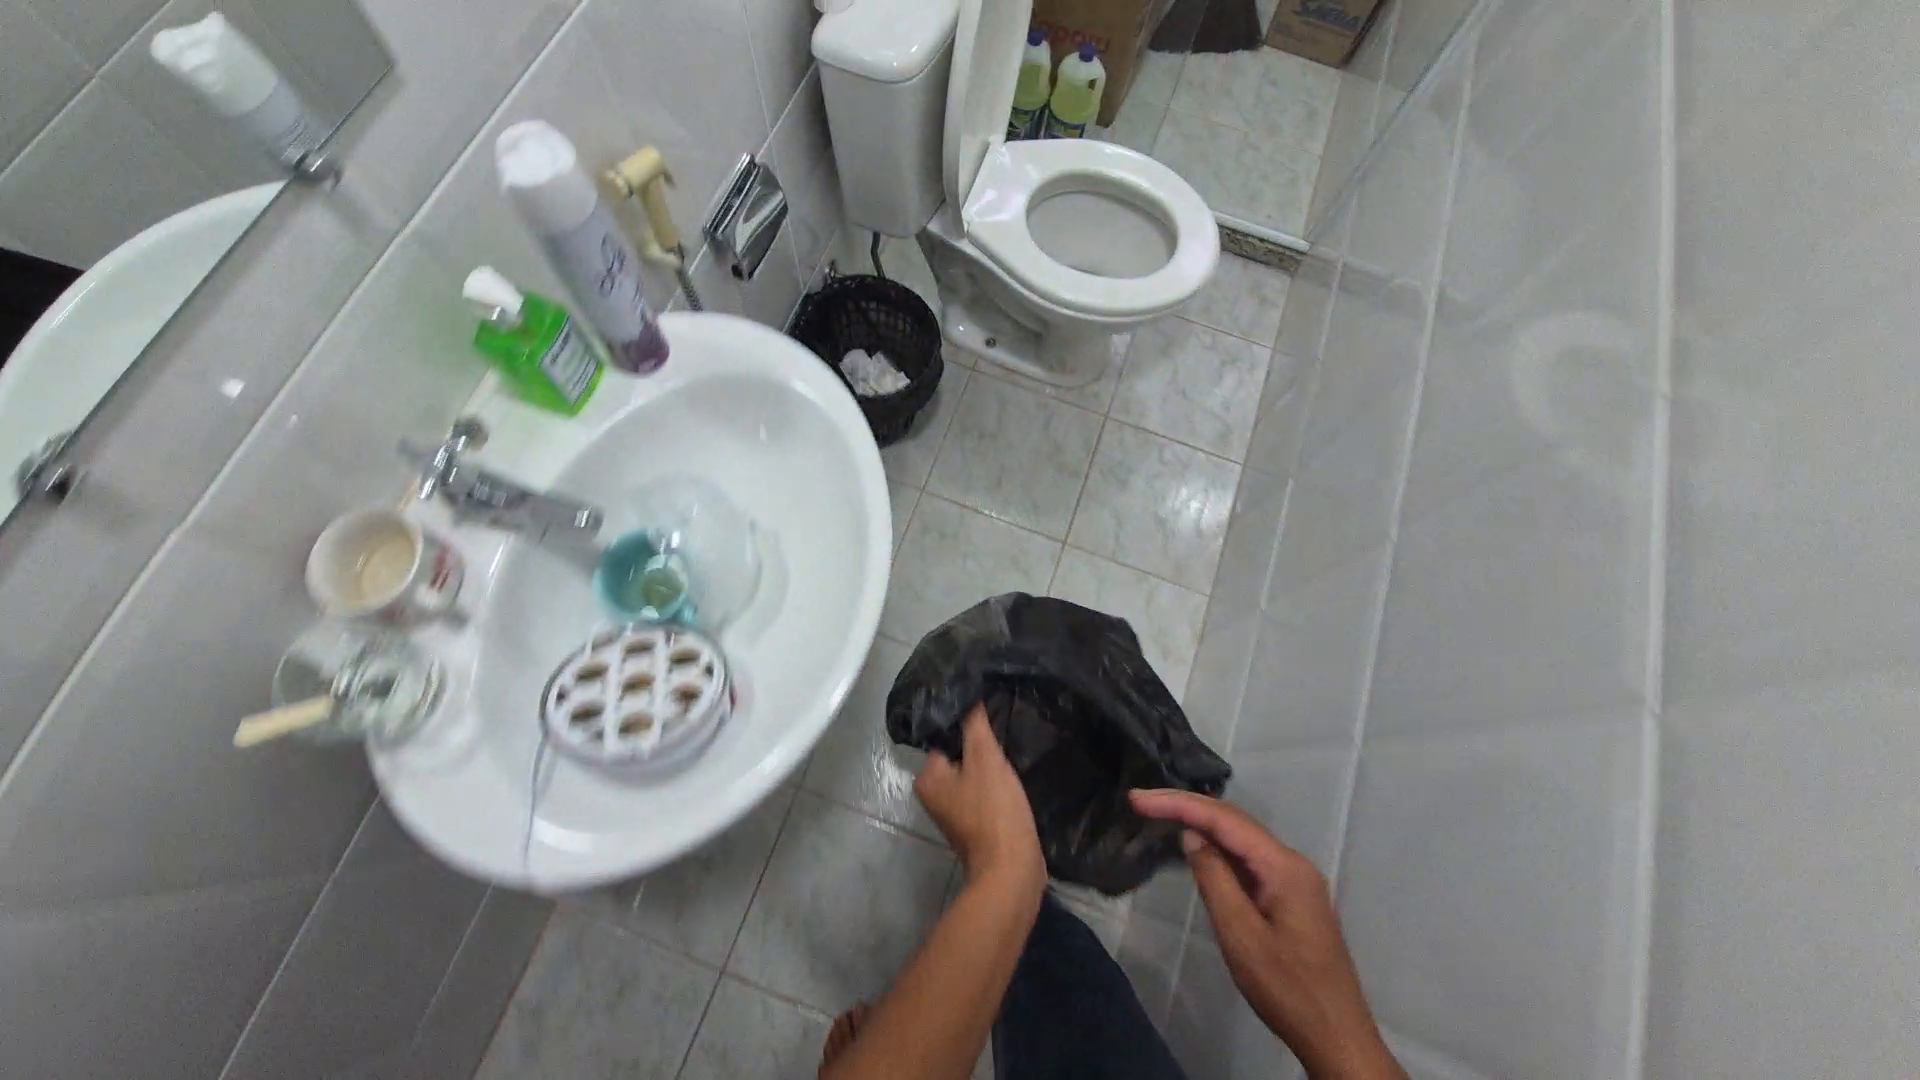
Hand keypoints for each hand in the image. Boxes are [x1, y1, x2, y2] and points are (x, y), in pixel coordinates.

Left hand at [916, 705, 1044, 894]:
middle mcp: (934, 794)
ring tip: (1011, 755)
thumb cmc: (994, 811)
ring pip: (974, 775)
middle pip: (959, 756)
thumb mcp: (986, 760)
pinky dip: (997, 786)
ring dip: (991, 767)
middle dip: (981, 747)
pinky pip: (985, 794)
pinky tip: (1013, 781)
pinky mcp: (976, 824)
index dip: (967, 724)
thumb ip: (975, 726)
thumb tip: (968, 697)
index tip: (988, 712)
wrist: (1012, 870)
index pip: (944, 736)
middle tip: (1003, 735)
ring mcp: (955, 812)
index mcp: (928, 778)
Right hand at [1130, 789, 1404, 1079]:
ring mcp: (1294, 879)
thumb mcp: (1240, 935)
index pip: (1223, 819)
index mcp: (1284, 866)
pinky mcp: (1290, 897)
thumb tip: (1192, 836)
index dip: (1178, 804)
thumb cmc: (1287, 988)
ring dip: (1201, 824)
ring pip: (1240, 839)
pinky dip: (1218, 848)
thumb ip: (1214, 878)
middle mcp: (1292, 862)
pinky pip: (1248, 860)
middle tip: (1141, 803)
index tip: (1137, 800)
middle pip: (1233, 820)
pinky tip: (1196, 849)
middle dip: (1186, 806)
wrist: (1337, 1037)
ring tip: (1159, 815)